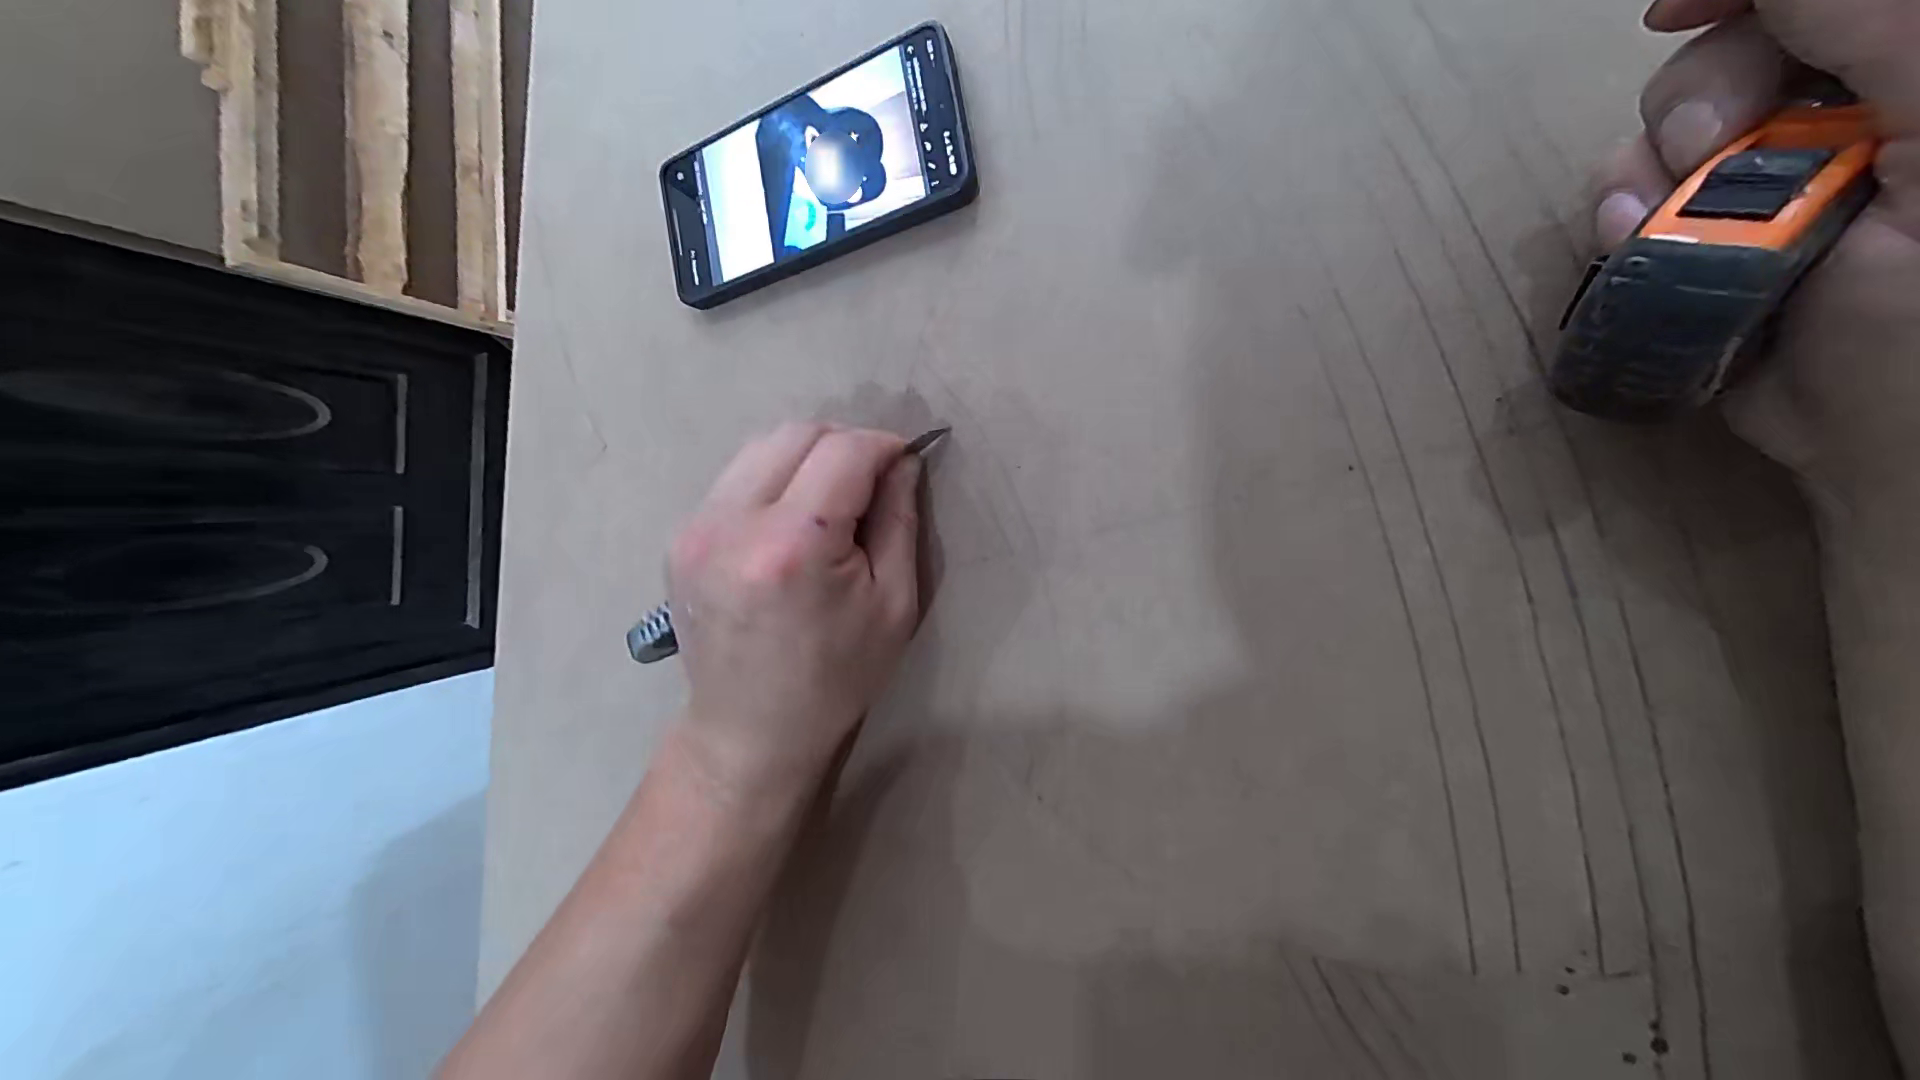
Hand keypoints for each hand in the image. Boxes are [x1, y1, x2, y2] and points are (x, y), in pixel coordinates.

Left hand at [665, 423, 923, 798]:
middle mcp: (732, 523)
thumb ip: (899, 518)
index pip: (843, 451)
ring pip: (761, 446)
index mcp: (794, 545)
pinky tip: (791, 520)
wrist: (751, 731)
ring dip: (807, 457)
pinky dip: (774, 480)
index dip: (883, 445)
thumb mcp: (894, 603)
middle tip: (872, 480)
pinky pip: (735, 478)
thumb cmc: (837, 676)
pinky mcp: (679, 538)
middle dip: (845, 443)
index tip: (905, 461)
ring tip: (832, 500)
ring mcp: (694, 528)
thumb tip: (903, 460)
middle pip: (796, 433)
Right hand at [1593, 0, 1919, 526]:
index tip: (1670, 13)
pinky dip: (1610, 222)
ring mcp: (1756, 178)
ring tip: (1659, 225)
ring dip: (1641, 176)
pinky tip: (1630, 245)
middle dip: (1701, 101)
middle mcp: (1841, 105)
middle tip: (1711, 157)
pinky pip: (1618, 200)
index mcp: (1911, 65)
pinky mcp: (1690, 236)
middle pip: (1727, 55)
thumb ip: (1881, 23)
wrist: (1880, 428)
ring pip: (1657, 130)